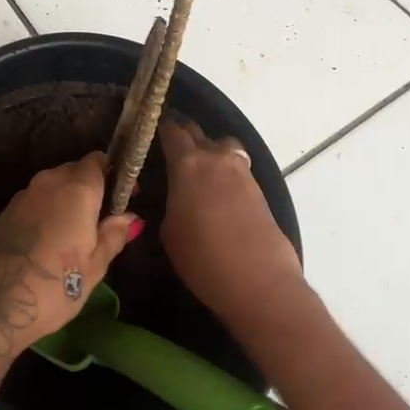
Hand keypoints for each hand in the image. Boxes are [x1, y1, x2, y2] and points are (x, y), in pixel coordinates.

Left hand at [0, 152, 138, 354]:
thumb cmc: (53, 286)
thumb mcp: (93, 267)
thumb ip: (113, 236)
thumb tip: (131, 217)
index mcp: (77, 189)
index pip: (99, 161)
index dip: (114, 174)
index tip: (124, 198)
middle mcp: (49, 181)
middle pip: (76, 171)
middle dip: (91, 189)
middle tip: (102, 223)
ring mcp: (24, 194)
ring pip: (54, 186)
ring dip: (68, 201)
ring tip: (76, 237)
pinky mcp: (5, 210)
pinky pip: (36, 201)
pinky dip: (47, 212)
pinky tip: (49, 243)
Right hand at [160, 118, 302, 323]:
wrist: (260, 282)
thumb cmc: (203, 258)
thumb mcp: (169, 231)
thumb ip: (171, 203)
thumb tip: (177, 197)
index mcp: (187, 163)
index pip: (171, 130)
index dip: (160, 127)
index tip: (149, 128)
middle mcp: (215, 157)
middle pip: (197, 132)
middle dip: (183, 133)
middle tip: (170, 146)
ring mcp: (241, 170)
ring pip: (221, 146)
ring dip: (210, 150)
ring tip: (199, 169)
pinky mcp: (259, 188)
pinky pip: (236, 167)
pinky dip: (225, 171)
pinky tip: (218, 192)